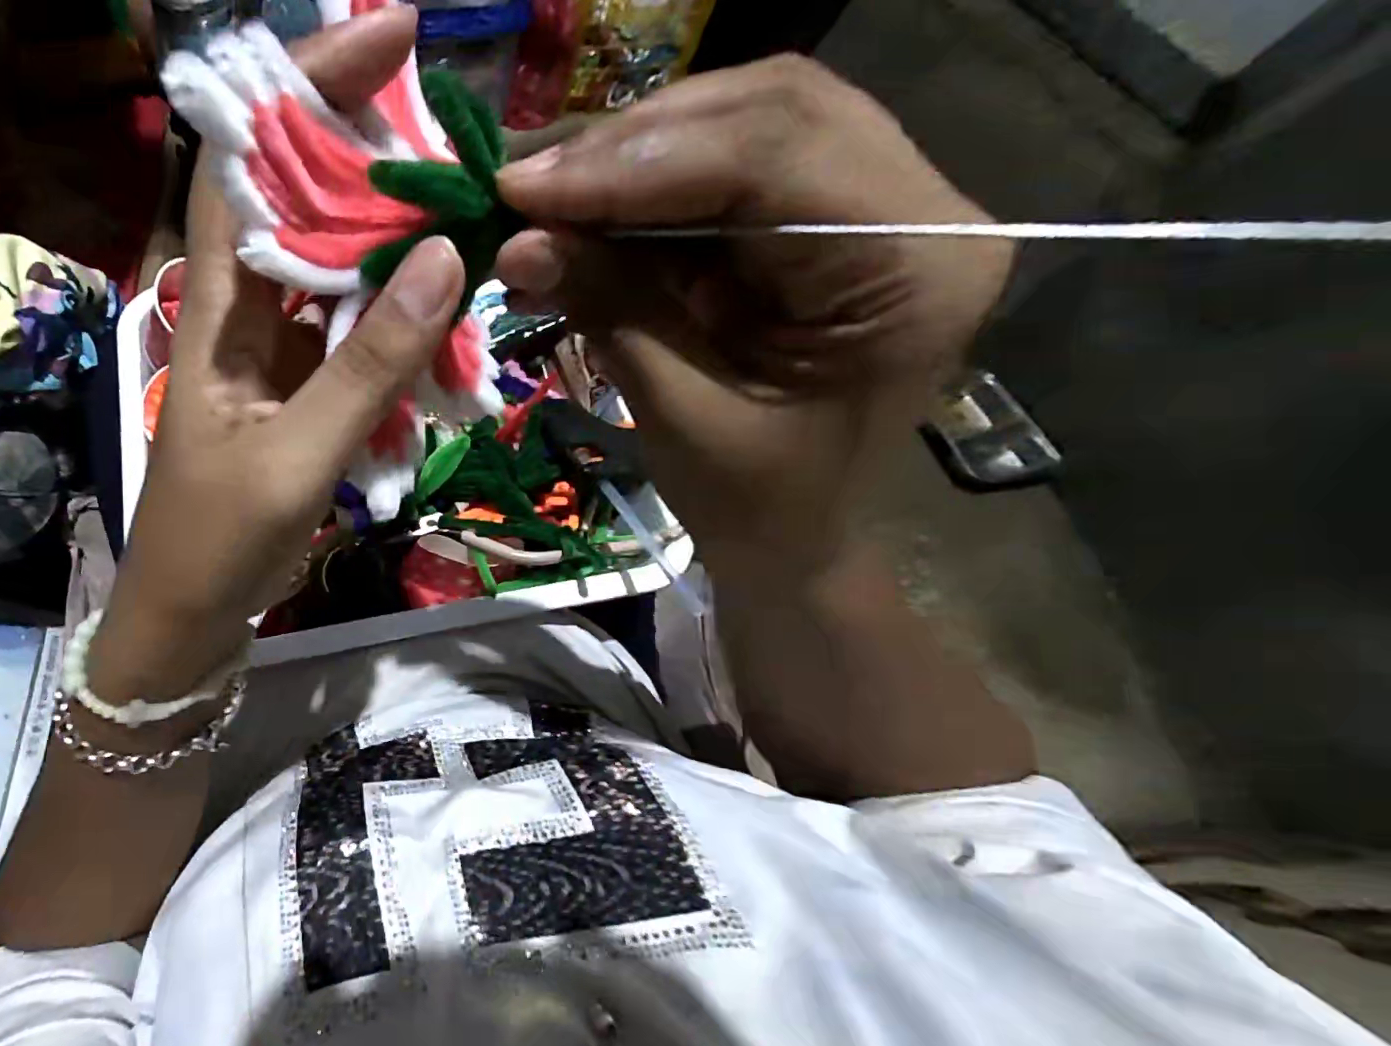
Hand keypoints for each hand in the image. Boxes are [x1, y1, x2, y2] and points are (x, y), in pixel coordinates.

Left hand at [87, 7, 463, 702]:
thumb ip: (367, 366)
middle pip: (301, 209)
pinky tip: (446, 315)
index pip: (247, 171)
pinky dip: (401, 322)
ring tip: (468, 213)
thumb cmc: (221, 538)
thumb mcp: (297, 456)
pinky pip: (357, 338)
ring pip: (338, 275)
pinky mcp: (305, 395)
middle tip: (456, 135)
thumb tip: (445, 260)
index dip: (303, 96)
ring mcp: (279, 357)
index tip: (384, 37)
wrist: (193, 613)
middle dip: (370, 160)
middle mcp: (246, 316)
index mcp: (216, 312)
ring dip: (398, 244)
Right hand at [494, 56, 1013, 582]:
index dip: (634, 162)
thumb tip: (517, 241)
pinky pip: (727, 177)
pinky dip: (646, 196)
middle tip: (527, 184)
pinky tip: (583, 217)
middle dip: (630, 148)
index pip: (772, 156)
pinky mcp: (823, 225)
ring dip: (632, 162)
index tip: (523, 188)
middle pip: (767, 112)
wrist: (797, 544)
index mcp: (913, 266)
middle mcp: (916, 209)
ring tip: (544, 199)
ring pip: (744, 128)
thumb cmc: (756, 506)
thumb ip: (611, 310)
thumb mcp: (682, 415)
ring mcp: (877, 207)